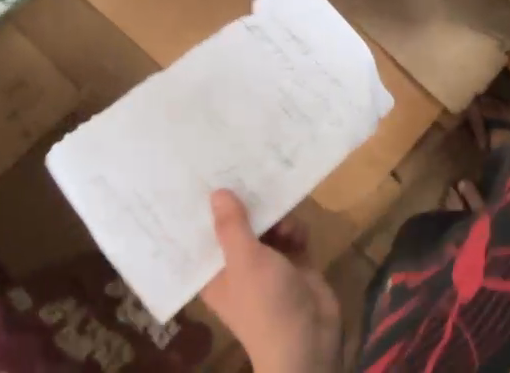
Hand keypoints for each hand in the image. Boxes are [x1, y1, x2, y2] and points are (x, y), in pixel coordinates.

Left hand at [201, 190, 341, 372]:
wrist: (308, 336)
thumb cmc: (264, 302)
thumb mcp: (245, 261)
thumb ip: (233, 226)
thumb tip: (216, 192)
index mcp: (214, 274)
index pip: (202, 238)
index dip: (203, 212)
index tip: (205, 180)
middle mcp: (237, 267)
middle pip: (238, 229)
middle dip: (248, 208)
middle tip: (252, 174)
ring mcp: (267, 266)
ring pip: (268, 228)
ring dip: (278, 220)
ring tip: (285, 220)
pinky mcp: (294, 264)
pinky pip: (291, 235)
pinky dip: (296, 230)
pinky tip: (300, 233)